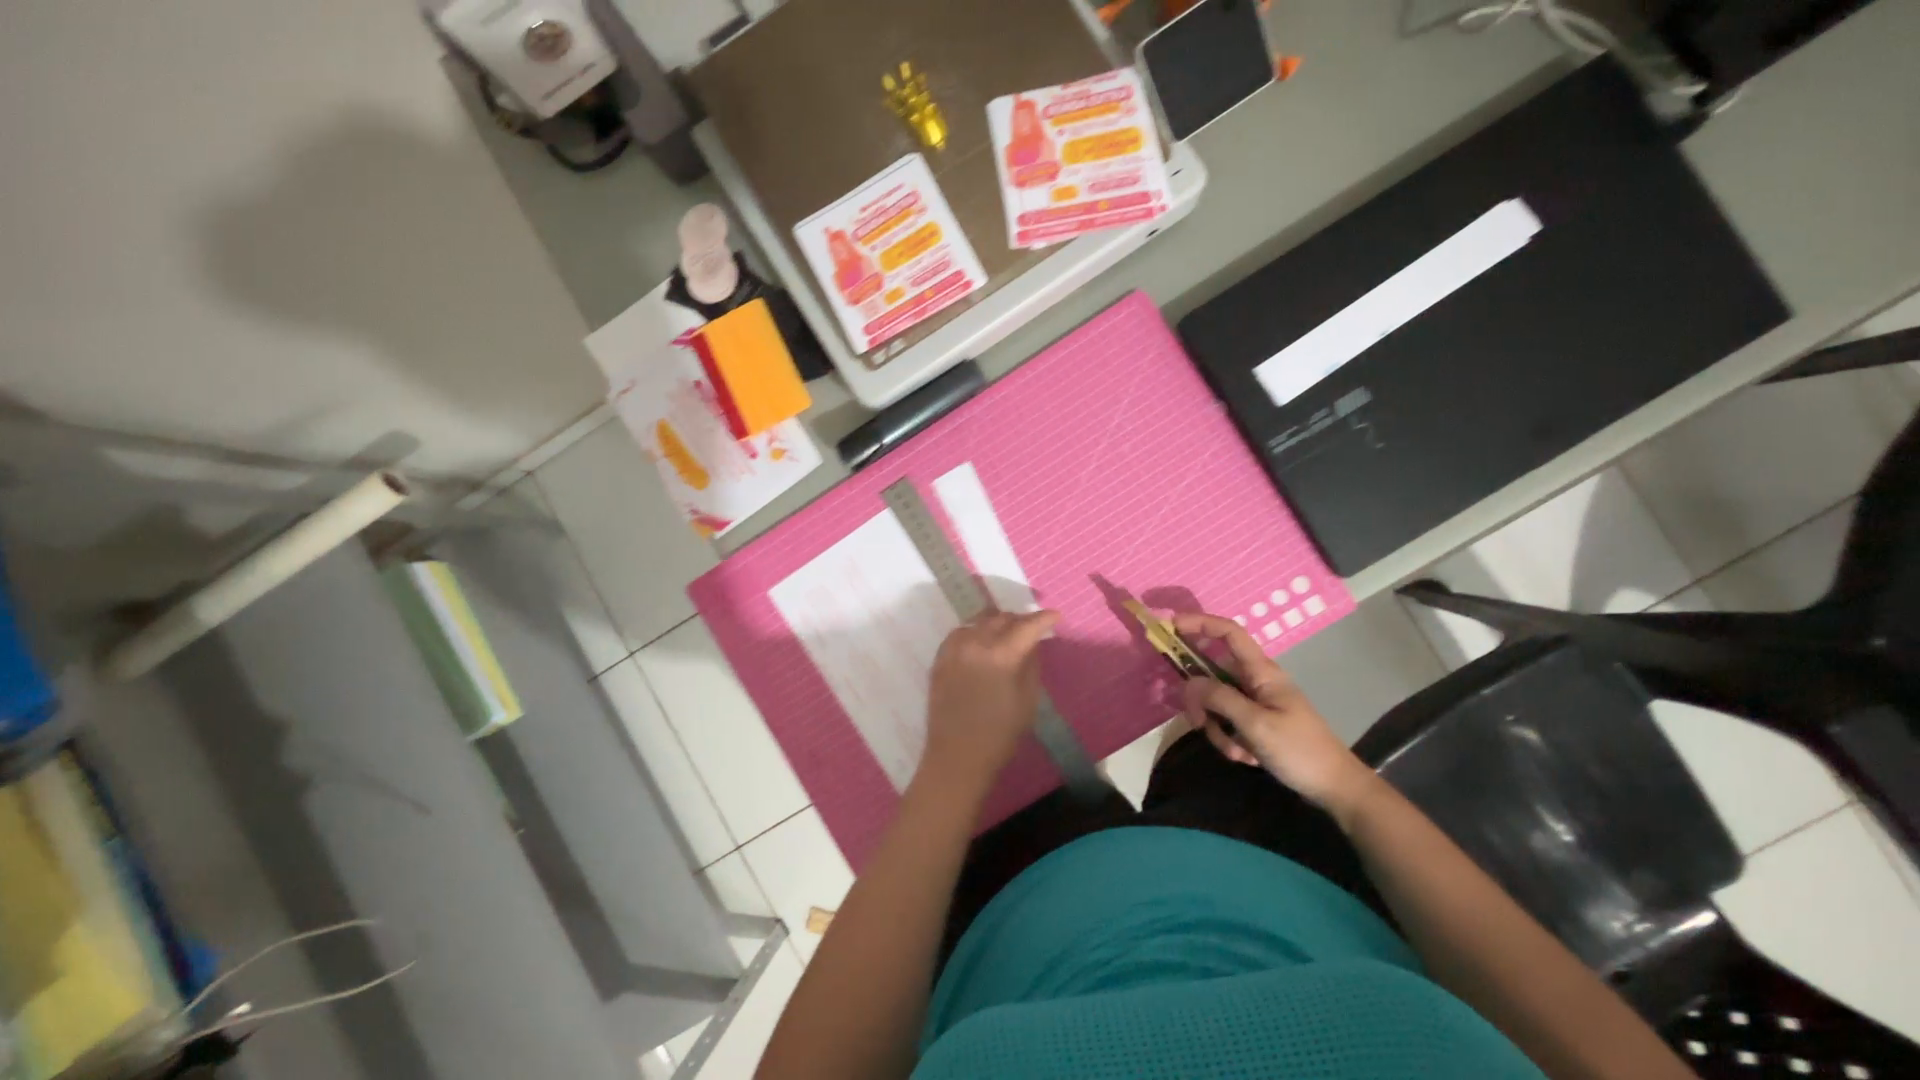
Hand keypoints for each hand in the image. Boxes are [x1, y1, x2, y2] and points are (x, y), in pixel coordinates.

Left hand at [923, 609, 1060, 786]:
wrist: (957, 756)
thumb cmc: (1000, 735)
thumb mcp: (1027, 701)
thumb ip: (1031, 665)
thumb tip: (1033, 644)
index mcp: (1001, 655)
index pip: (1027, 626)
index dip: (1043, 618)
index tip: (1055, 616)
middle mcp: (975, 644)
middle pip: (1001, 618)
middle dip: (1019, 619)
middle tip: (1031, 627)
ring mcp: (953, 650)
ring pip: (977, 621)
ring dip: (995, 622)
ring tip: (1006, 632)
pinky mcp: (939, 660)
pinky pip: (959, 633)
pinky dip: (973, 631)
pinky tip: (981, 641)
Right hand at [1173, 613, 1380, 817]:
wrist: (1334, 786)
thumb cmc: (1299, 750)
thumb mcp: (1256, 725)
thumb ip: (1220, 699)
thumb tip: (1189, 681)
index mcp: (1262, 672)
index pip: (1229, 633)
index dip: (1201, 624)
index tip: (1172, 626)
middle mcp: (1257, 682)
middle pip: (1213, 675)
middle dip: (1202, 701)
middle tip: (1200, 724)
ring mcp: (1257, 703)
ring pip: (1217, 704)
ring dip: (1218, 728)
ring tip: (1238, 751)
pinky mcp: (1257, 723)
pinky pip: (1228, 724)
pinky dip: (1229, 740)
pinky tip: (1246, 757)